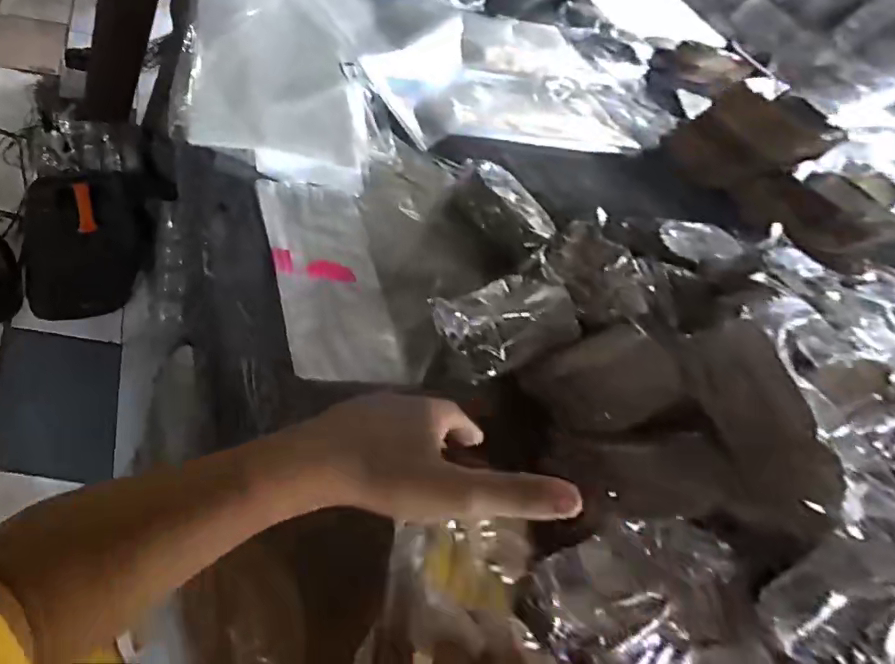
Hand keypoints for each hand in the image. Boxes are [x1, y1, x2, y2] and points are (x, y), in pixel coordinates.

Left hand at [281, 393, 581, 522]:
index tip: (477, 449)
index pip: (457, 416)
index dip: (469, 433)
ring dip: (412, 440)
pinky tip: (379, 465)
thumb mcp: (457, 492)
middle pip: (427, 416)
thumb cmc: (390, 475)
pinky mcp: (339, 422)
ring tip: (417, 466)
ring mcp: (365, 408)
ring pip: (398, 422)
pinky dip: (383, 444)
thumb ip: (513, 494)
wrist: (318, 462)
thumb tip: (576, 495)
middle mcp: (398, 400)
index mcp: (428, 410)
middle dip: (442, 436)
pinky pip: (371, 431)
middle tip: (451, 461)